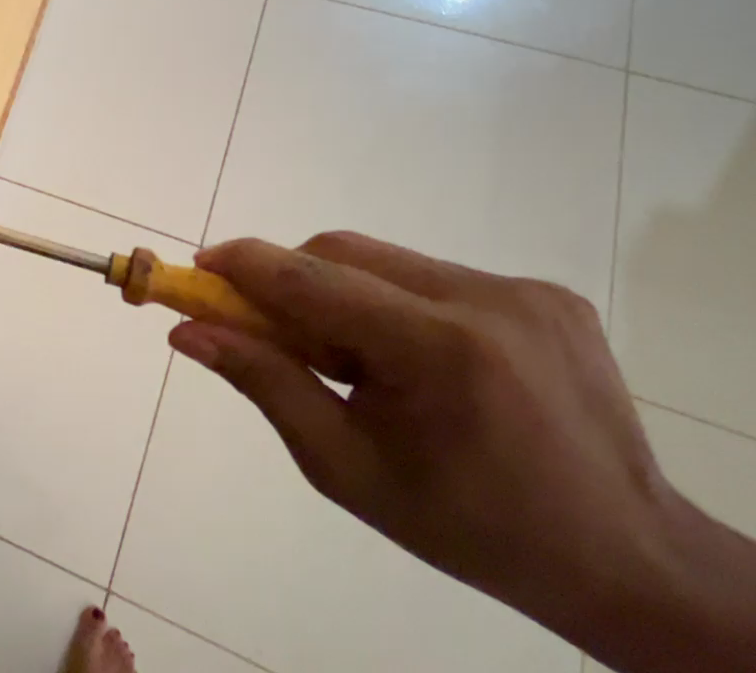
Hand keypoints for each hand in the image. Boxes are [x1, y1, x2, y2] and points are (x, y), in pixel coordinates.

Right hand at [168, 232, 674, 633]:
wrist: (621, 555)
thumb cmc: (462, 522)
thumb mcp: (341, 464)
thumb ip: (263, 382)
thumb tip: (187, 331)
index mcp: (438, 349)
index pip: (309, 278)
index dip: (242, 265)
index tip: (195, 271)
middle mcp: (486, 299)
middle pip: (343, 253)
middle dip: (287, 282)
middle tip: (267, 335)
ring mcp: (526, 292)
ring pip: (384, 261)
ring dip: (339, 294)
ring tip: (351, 363)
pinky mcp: (548, 295)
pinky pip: (431, 276)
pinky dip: (391, 303)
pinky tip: (410, 362)